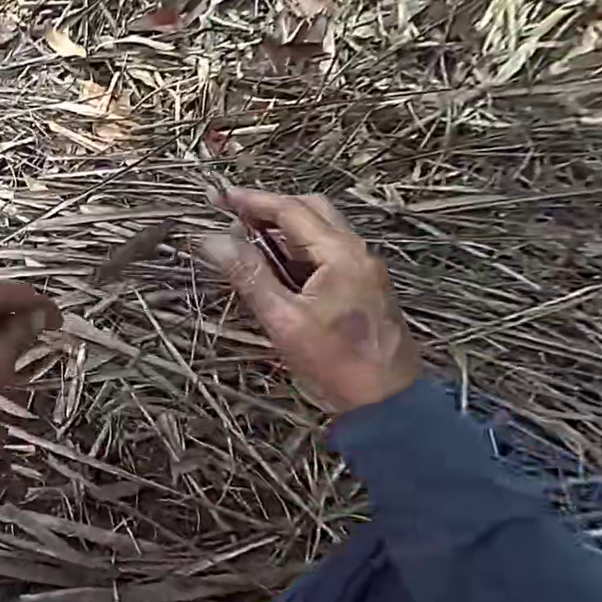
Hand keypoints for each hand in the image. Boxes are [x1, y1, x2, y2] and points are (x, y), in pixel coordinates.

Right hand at [200, 189, 420, 413]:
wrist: (387, 403)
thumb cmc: (336, 363)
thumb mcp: (283, 320)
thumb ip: (250, 275)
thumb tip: (214, 240)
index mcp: (340, 255)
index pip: (290, 210)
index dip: (251, 200)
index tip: (220, 197)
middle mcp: (357, 253)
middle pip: (310, 210)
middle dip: (269, 207)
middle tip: (233, 214)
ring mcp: (363, 269)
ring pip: (319, 230)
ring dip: (282, 227)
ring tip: (246, 238)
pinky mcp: (362, 286)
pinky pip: (326, 252)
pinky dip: (296, 247)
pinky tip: (274, 264)